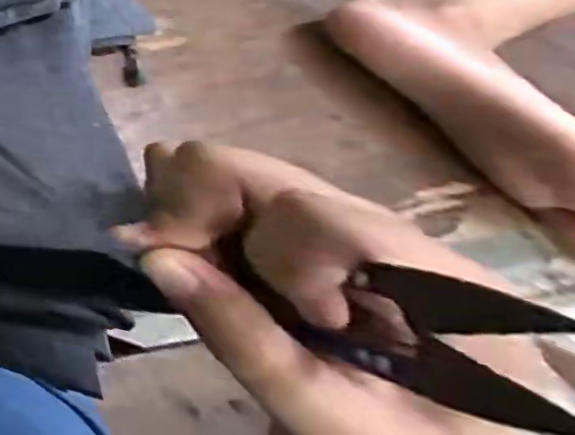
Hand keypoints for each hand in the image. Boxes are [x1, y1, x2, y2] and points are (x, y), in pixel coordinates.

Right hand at [122, 143, 563, 434]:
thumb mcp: (345, 423)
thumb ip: (252, 345)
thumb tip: (151, 257)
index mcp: (423, 271)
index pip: (308, 213)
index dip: (266, 258)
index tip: (271, 322)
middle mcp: (369, 217)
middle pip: (237, 164)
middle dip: (190, 216)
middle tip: (194, 280)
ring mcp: (330, 211)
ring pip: (217, 165)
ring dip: (187, 216)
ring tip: (212, 281)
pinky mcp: (301, 218)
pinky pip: (220, 185)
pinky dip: (195, 219)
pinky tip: (220, 272)